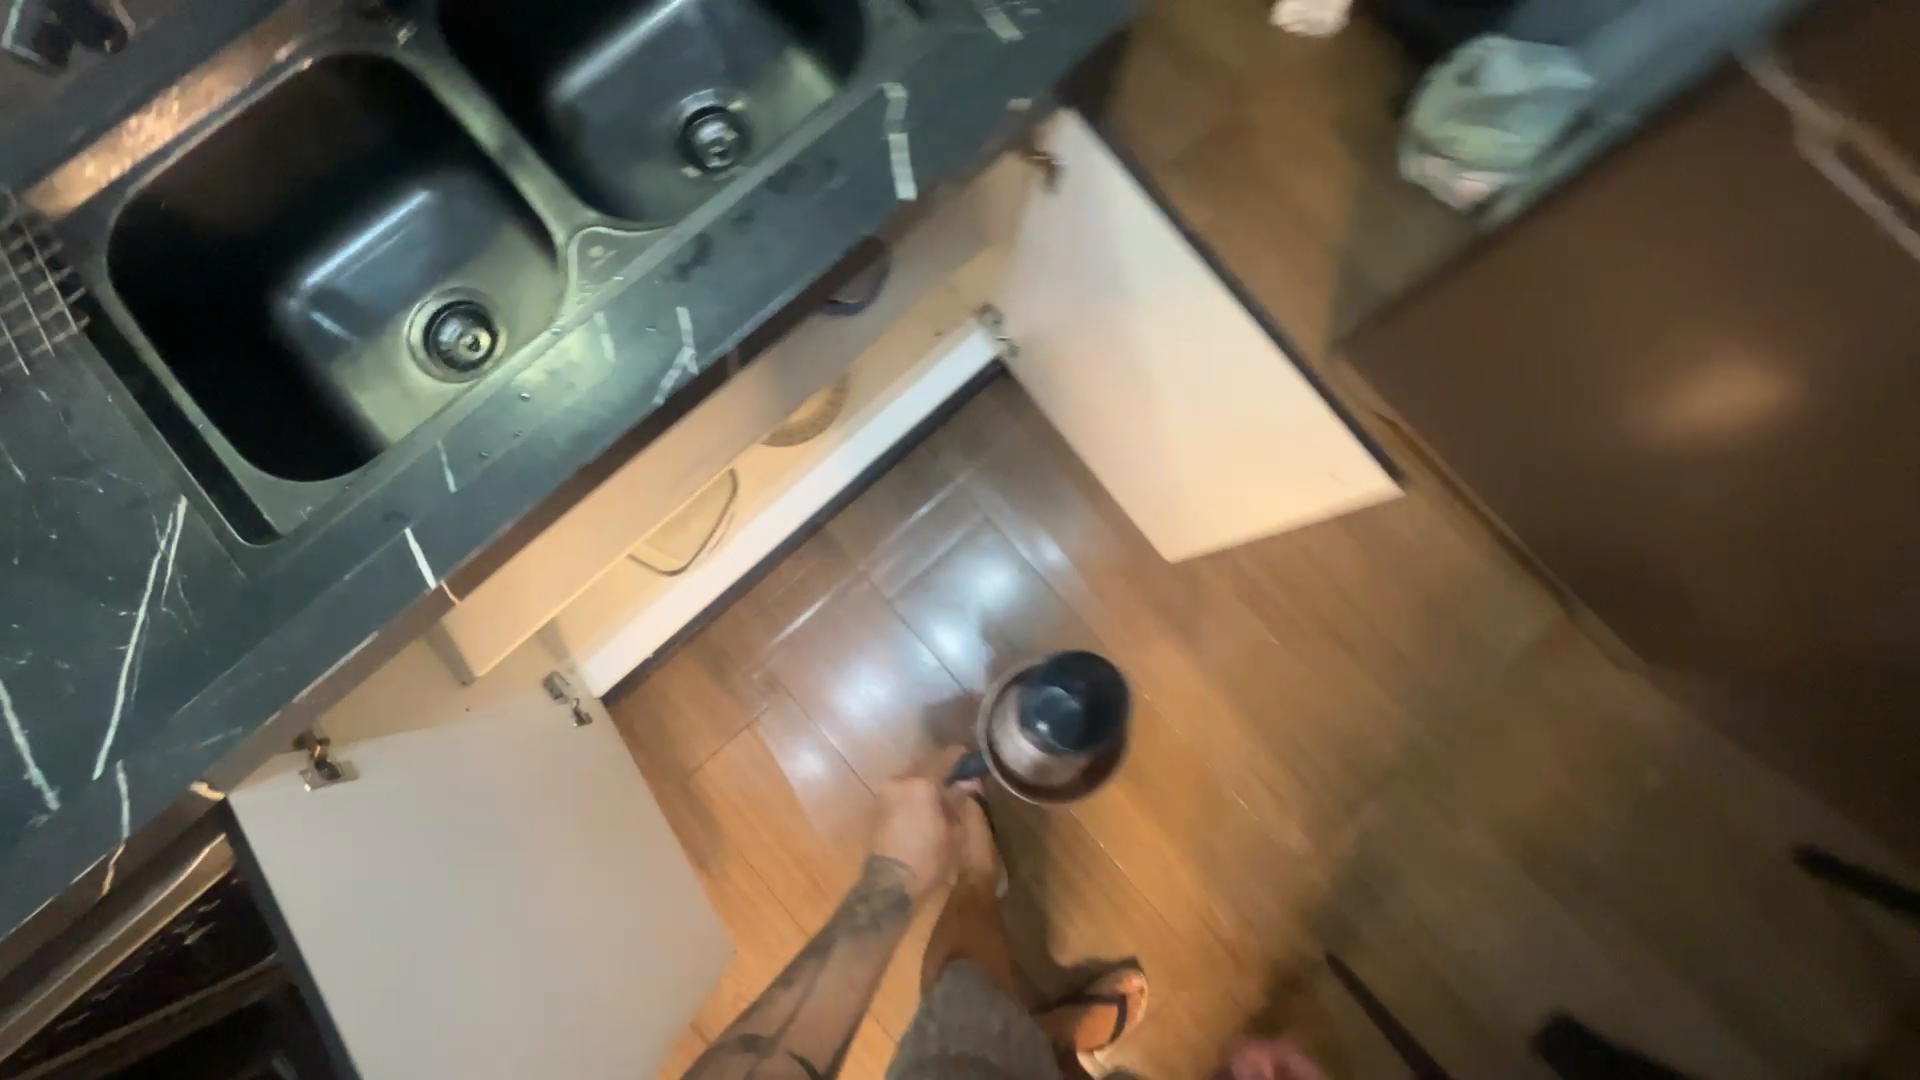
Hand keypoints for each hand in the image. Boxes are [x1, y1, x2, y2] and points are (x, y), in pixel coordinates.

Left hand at [868, 765, 969, 901]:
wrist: (890, 885)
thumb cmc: (928, 859)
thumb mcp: (953, 832)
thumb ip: (959, 802)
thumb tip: (968, 783)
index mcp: (922, 782)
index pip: (945, 758)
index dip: (960, 756)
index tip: (971, 757)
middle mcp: (901, 780)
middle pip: (925, 764)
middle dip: (942, 769)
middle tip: (959, 776)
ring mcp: (886, 793)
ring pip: (911, 777)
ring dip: (926, 780)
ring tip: (943, 792)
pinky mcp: (878, 807)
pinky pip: (901, 790)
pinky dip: (914, 792)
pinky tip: (926, 804)